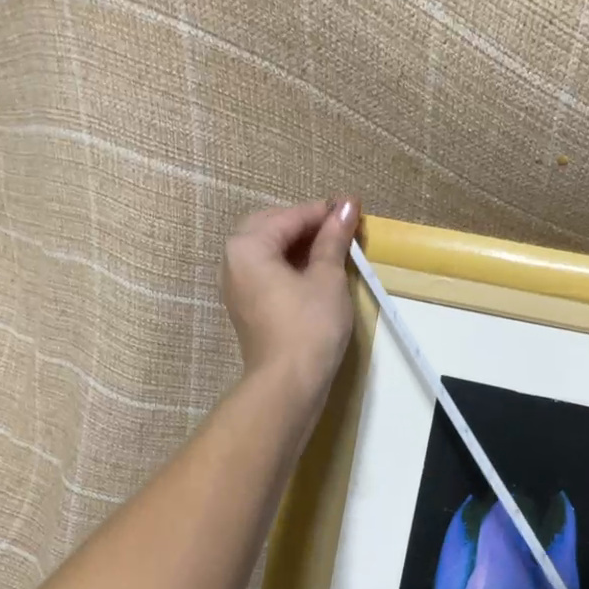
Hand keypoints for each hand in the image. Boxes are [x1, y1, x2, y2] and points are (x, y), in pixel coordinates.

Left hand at [221, 198, 359, 401]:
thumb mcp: (328, 277)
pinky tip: (316, 271)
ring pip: (267, 249)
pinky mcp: (246, 306)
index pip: (290, 216)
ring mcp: (236, 285)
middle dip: (306, 224)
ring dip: (299, 244)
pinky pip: (266, 271)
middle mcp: (233, 260)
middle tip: (342, 227)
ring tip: (334, 248)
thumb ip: (334, 238)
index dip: (325, 212)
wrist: (289, 383)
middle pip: (271, 226)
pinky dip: (289, 264)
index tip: (355, 207)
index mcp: (247, 246)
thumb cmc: (310, 326)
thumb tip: (348, 205)